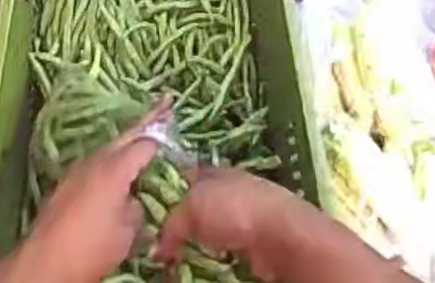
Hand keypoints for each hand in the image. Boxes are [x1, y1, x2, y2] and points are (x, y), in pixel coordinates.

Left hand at [0, 124, 158, 282]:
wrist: (42, 264)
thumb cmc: (90, 249)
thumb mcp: (125, 235)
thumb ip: (136, 210)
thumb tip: (134, 200)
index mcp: (116, 169)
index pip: (144, 145)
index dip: (161, 135)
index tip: (173, 119)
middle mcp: (97, 160)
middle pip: (127, 136)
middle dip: (147, 120)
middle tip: (164, 103)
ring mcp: (78, 169)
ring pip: (109, 148)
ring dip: (127, 141)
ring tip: (142, 138)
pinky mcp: (66, 183)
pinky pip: (96, 162)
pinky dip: (111, 159)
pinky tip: (115, 169)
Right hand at [154, 168, 303, 270]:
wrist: (278, 232)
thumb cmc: (232, 209)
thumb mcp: (192, 209)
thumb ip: (172, 225)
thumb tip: (158, 248)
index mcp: (214, 170)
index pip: (188, 174)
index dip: (172, 190)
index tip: (155, 211)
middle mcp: (231, 186)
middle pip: (203, 201)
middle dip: (188, 220)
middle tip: (167, 243)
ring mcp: (246, 211)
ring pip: (217, 225)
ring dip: (204, 240)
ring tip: (185, 258)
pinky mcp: (258, 238)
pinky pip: (231, 246)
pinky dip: (220, 255)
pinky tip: (212, 263)